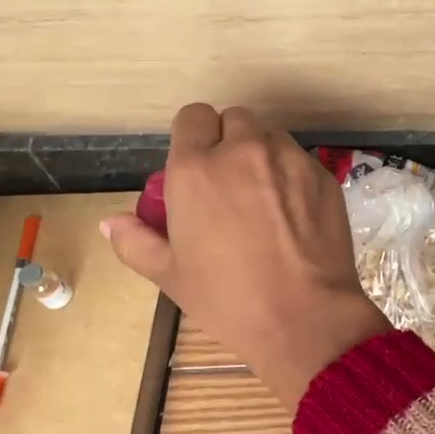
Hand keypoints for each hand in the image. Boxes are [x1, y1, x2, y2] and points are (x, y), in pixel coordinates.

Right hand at [101, 104, 390, 409]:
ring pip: (271, 136)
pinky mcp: (322, 174)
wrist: (304, 315)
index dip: (194, 137)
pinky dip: (292, 175)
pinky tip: (293, 213)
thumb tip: (112, 223)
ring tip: (262, 197)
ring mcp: (289, 159)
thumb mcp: (171, 275)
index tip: (197, 164)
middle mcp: (244, 151)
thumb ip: (136, 241)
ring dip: (262, 154)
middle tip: (229, 182)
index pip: (192, 118)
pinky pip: (300, 160)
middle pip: (234, 119)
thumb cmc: (229, 299)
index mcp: (196, 169)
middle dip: (229, 141)